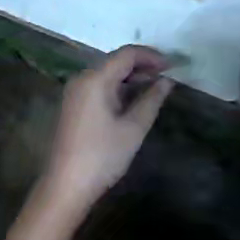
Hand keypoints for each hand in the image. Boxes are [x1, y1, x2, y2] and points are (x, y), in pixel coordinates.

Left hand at [37, 46, 174, 215]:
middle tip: (167, 76)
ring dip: (131, 76)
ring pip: (107, 73)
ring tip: (155, 86)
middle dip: (142, 65)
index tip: (172, 66)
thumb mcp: (133, 128)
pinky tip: (133, 98)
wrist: (66, 185)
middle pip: (115, 61)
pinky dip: (118, 87)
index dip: (151, 56)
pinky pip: (98, 86)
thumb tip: (166, 81)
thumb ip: (152, 100)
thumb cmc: (103, 156)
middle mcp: (82, 78)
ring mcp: (74, 91)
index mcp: (95, 79)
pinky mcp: (73, 104)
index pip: (126, 54)